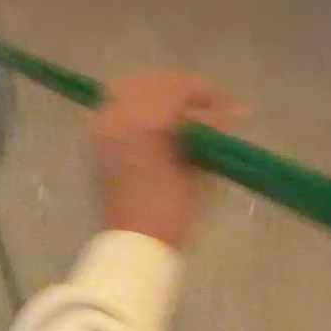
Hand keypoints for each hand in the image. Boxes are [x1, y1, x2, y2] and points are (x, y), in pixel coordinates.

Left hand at [91, 72, 243, 248]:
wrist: (133, 247)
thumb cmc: (171, 215)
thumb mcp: (199, 171)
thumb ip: (213, 134)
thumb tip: (234, 112)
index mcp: (145, 122)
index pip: (180, 89)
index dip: (207, 94)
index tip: (230, 106)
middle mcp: (118, 116)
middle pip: (153, 83)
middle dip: (182, 91)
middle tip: (207, 110)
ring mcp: (102, 128)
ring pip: (130, 90)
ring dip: (157, 96)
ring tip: (182, 117)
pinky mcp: (96, 143)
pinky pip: (114, 109)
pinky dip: (135, 108)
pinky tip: (154, 124)